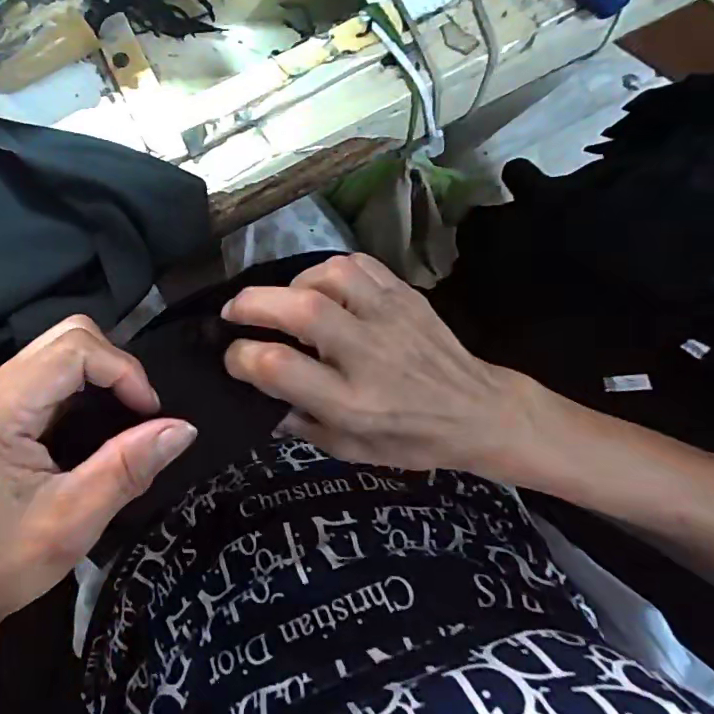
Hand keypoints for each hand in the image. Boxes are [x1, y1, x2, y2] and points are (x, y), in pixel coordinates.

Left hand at [0, 316, 196, 630]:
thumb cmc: (4, 561)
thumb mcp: (73, 520)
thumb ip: (128, 467)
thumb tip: (184, 428)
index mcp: (2, 407)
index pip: (75, 349)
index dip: (124, 370)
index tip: (151, 414)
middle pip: (69, 335)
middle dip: (115, 364)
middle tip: (140, 413)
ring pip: (61, 346)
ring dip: (102, 371)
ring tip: (126, 416)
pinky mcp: (0, 405)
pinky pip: (52, 369)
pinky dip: (86, 381)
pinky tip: (98, 420)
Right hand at [221, 253, 540, 476]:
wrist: (481, 412)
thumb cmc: (410, 438)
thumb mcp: (349, 448)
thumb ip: (298, 422)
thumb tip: (256, 389)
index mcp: (352, 401)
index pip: (280, 367)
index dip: (242, 357)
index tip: (232, 357)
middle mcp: (368, 354)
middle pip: (301, 311)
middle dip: (253, 304)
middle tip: (232, 312)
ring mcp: (390, 317)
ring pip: (330, 276)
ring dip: (293, 283)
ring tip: (285, 300)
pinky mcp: (405, 294)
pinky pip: (358, 264)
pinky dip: (328, 271)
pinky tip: (322, 289)